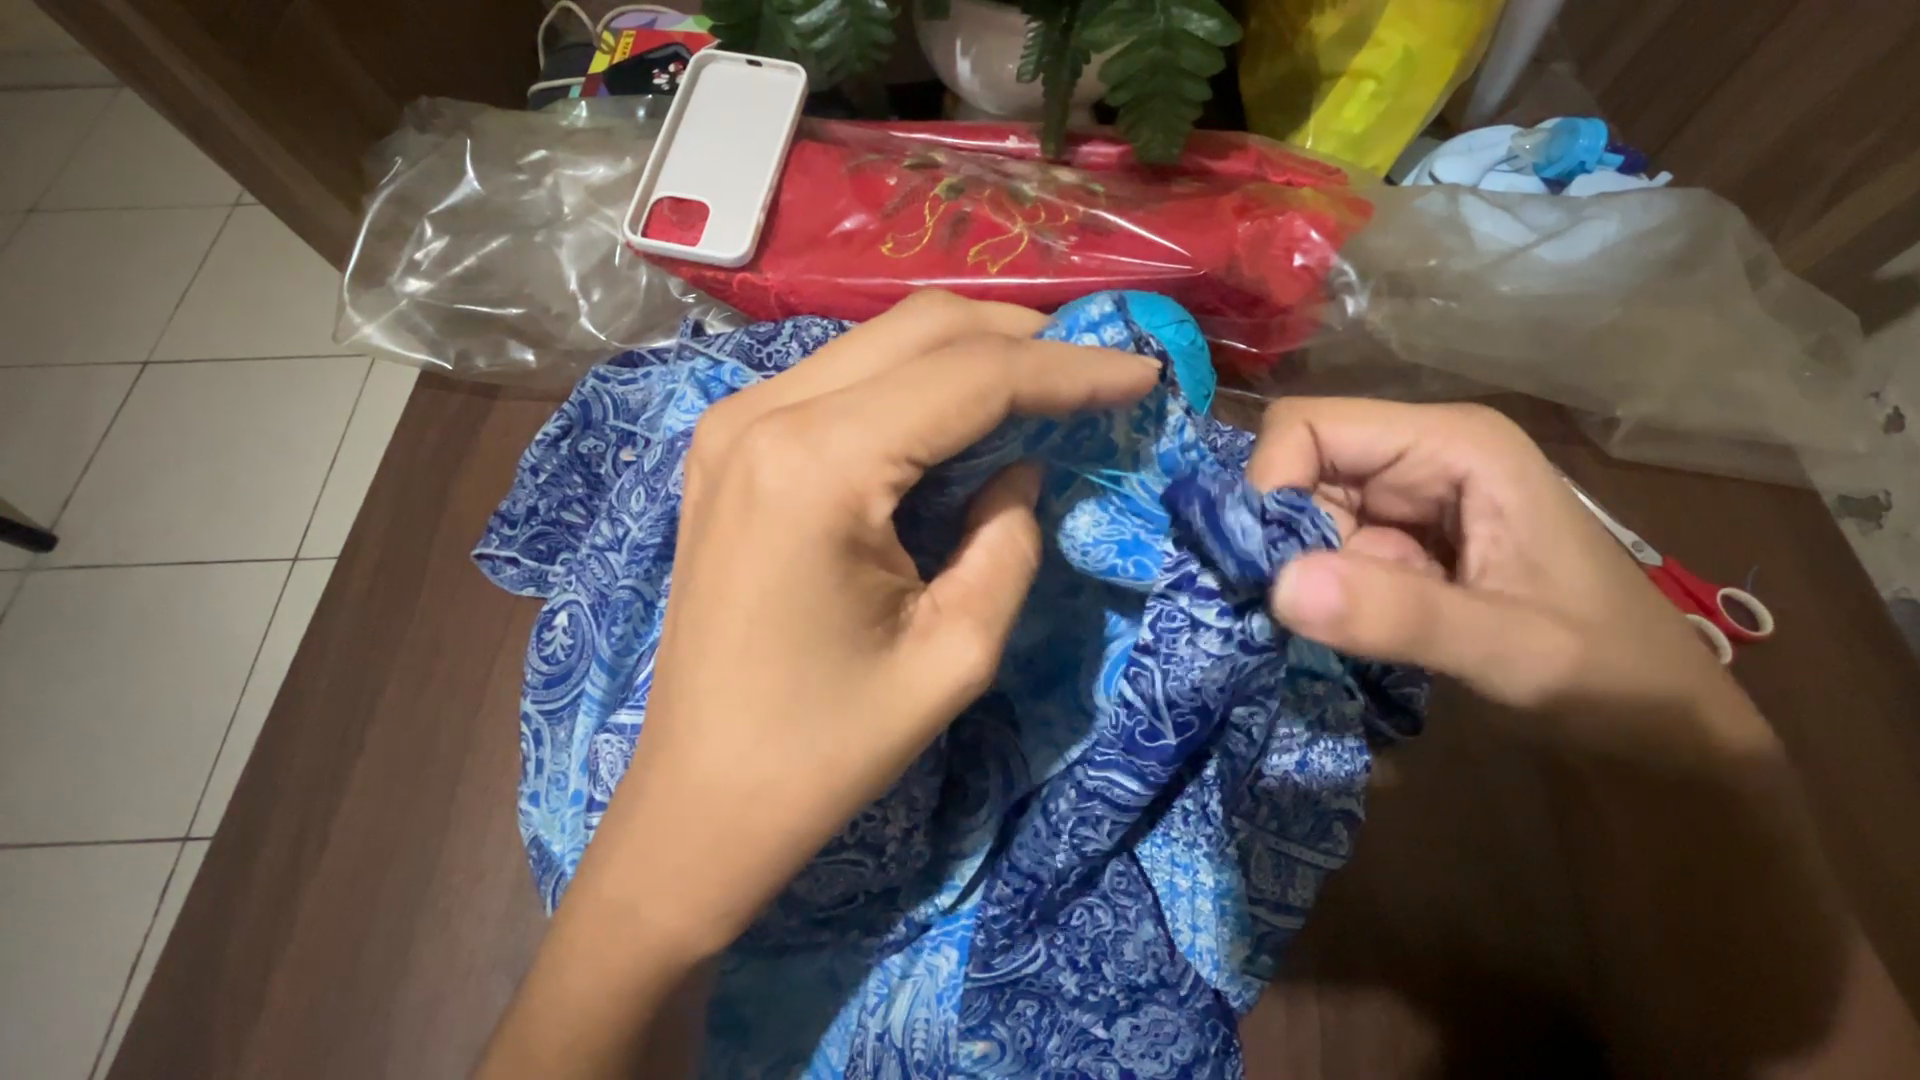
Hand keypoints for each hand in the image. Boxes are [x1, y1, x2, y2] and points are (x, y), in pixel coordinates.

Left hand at [576, 292, 1158, 955]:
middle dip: (1022, 338)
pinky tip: (960, 416)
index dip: (1068, 369)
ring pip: (878, 343)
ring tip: (1045, 385)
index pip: (969, 377)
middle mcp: (763, 414)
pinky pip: (840, 380)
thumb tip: (1021, 467)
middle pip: (919, 328)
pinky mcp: (727, 445)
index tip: (1141, 372)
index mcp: (818, 464)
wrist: (704, 795)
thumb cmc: (829, 747)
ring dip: (968, 353)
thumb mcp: (955, 655)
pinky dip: (913, 384)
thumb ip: (1007, 541)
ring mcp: (733, 422)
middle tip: (1097, 370)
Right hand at [1249, 398, 1771, 758]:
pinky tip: (1330, 632)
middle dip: (1278, 539)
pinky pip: (1320, 554)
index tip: (1263, 570)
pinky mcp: (1396, 549)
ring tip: (1321, 630)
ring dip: (1293, 571)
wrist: (1662, 733)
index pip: (1309, 427)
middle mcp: (1421, 459)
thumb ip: (1401, 616)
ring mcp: (1407, 505)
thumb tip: (1276, 586)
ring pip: (1300, 516)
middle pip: (1297, 471)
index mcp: (1454, 446)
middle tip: (1289, 612)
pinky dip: (1310, 592)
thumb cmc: (1613, 678)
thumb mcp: (1514, 649)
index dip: (1269, 485)